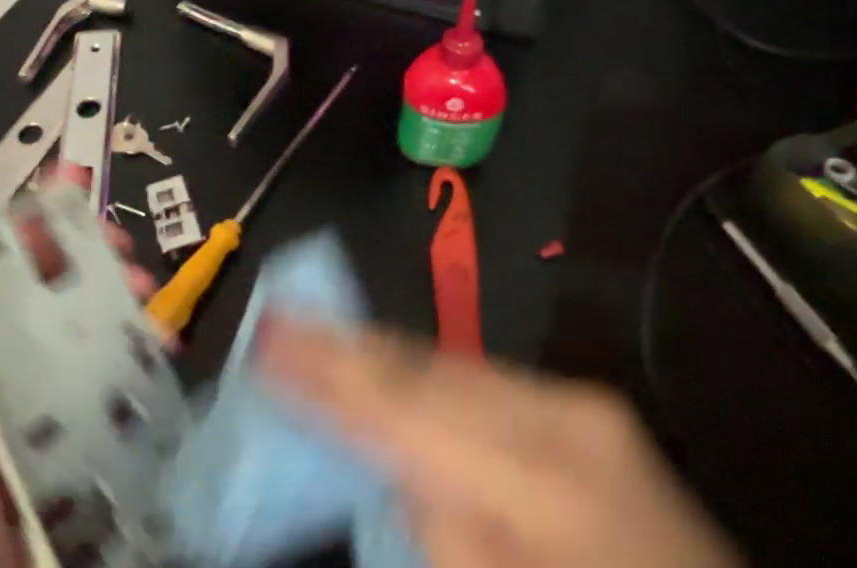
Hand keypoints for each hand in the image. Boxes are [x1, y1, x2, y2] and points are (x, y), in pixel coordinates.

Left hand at [0, 213, 154, 567]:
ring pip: (90, 359)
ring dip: (122, 317)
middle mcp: (5, 408)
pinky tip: (163, 361)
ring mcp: (51, 444)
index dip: (22, 242)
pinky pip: (120, 417)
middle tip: (123, 250)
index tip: (63, 197)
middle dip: (86, 270)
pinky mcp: (90, 480)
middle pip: (48, 318)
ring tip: (151, 304)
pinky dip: (144, 381)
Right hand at [259, 322, 740, 567]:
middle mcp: (564, 416)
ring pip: (454, 365)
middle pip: (427, 369)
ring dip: (380, 355)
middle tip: (277, 325)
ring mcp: (584, 408)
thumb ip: (440, 530)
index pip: (404, 407)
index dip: (328, 371)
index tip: (267, 339)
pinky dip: (426, 374)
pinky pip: (484, 382)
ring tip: (314, 336)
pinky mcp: (589, 416)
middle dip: (346, 349)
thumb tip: (401, 470)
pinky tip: (387, 365)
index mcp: (543, 476)